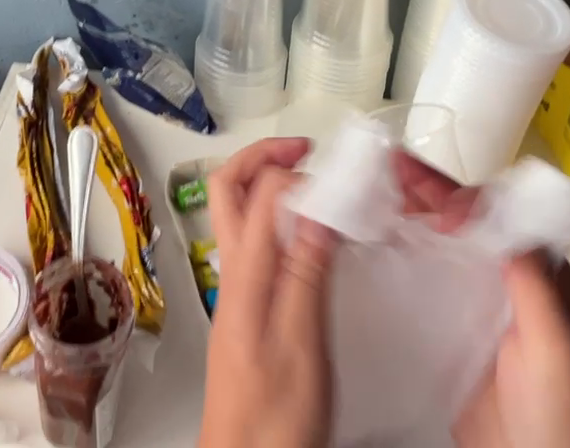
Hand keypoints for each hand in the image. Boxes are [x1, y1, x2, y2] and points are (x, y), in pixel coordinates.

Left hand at [198, 138, 340, 447]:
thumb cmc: (274, 419)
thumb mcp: (301, 346)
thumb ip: (307, 274)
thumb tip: (318, 210)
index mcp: (245, 275)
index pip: (262, 193)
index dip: (298, 171)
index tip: (340, 171)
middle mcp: (233, 271)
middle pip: (229, 188)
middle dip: (263, 157)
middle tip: (306, 151)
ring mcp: (236, 287)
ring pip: (238, 212)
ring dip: (268, 183)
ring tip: (314, 182)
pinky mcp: (247, 305)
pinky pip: (255, 241)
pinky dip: (278, 219)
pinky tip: (312, 234)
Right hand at [395, 154, 569, 447]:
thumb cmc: (565, 424)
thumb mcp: (559, 356)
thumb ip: (540, 293)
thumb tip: (510, 227)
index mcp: (543, 280)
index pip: (501, 217)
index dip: (461, 195)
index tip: (423, 187)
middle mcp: (511, 283)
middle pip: (468, 221)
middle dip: (428, 190)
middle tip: (386, 166)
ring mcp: (479, 305)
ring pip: (444, 242)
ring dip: (412, 212)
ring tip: (372, 190)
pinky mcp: (451, 329)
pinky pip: (425, 277)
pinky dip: (401, 251)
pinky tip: (375, 242)